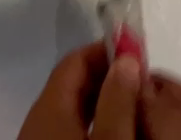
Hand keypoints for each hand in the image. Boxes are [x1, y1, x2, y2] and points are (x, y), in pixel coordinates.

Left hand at [16, 41, 143, 139]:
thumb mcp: (109, 139)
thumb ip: (118, 100)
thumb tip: (127, 59)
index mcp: (48, 104)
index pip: (75, 59)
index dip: (107, 49)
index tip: (137, 52)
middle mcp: (38, 116)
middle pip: (74, 82)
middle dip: (108, 76)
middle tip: (141, 81)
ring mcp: (39, 136)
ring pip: (73, 106)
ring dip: (104, 100)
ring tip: (134, 105)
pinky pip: (70, 126)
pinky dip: (94, 120)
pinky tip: (114, 130)